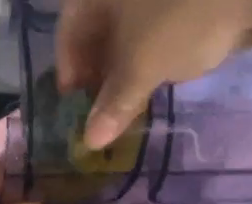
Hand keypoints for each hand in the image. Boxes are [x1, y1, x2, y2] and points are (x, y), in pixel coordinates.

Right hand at [57, 0, 251, 149]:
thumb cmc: (183, 19)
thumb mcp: (141, 67)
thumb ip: (112, 105)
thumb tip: (90, 142)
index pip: (69, 25)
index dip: (69, 67)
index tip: (75, 101)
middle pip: (99, 20)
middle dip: (97, 64)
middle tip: (102, 103)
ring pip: (129, 18)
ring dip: (124, 57)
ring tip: (130, 93)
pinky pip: (157, 13)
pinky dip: (151, 42)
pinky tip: (158, 68)